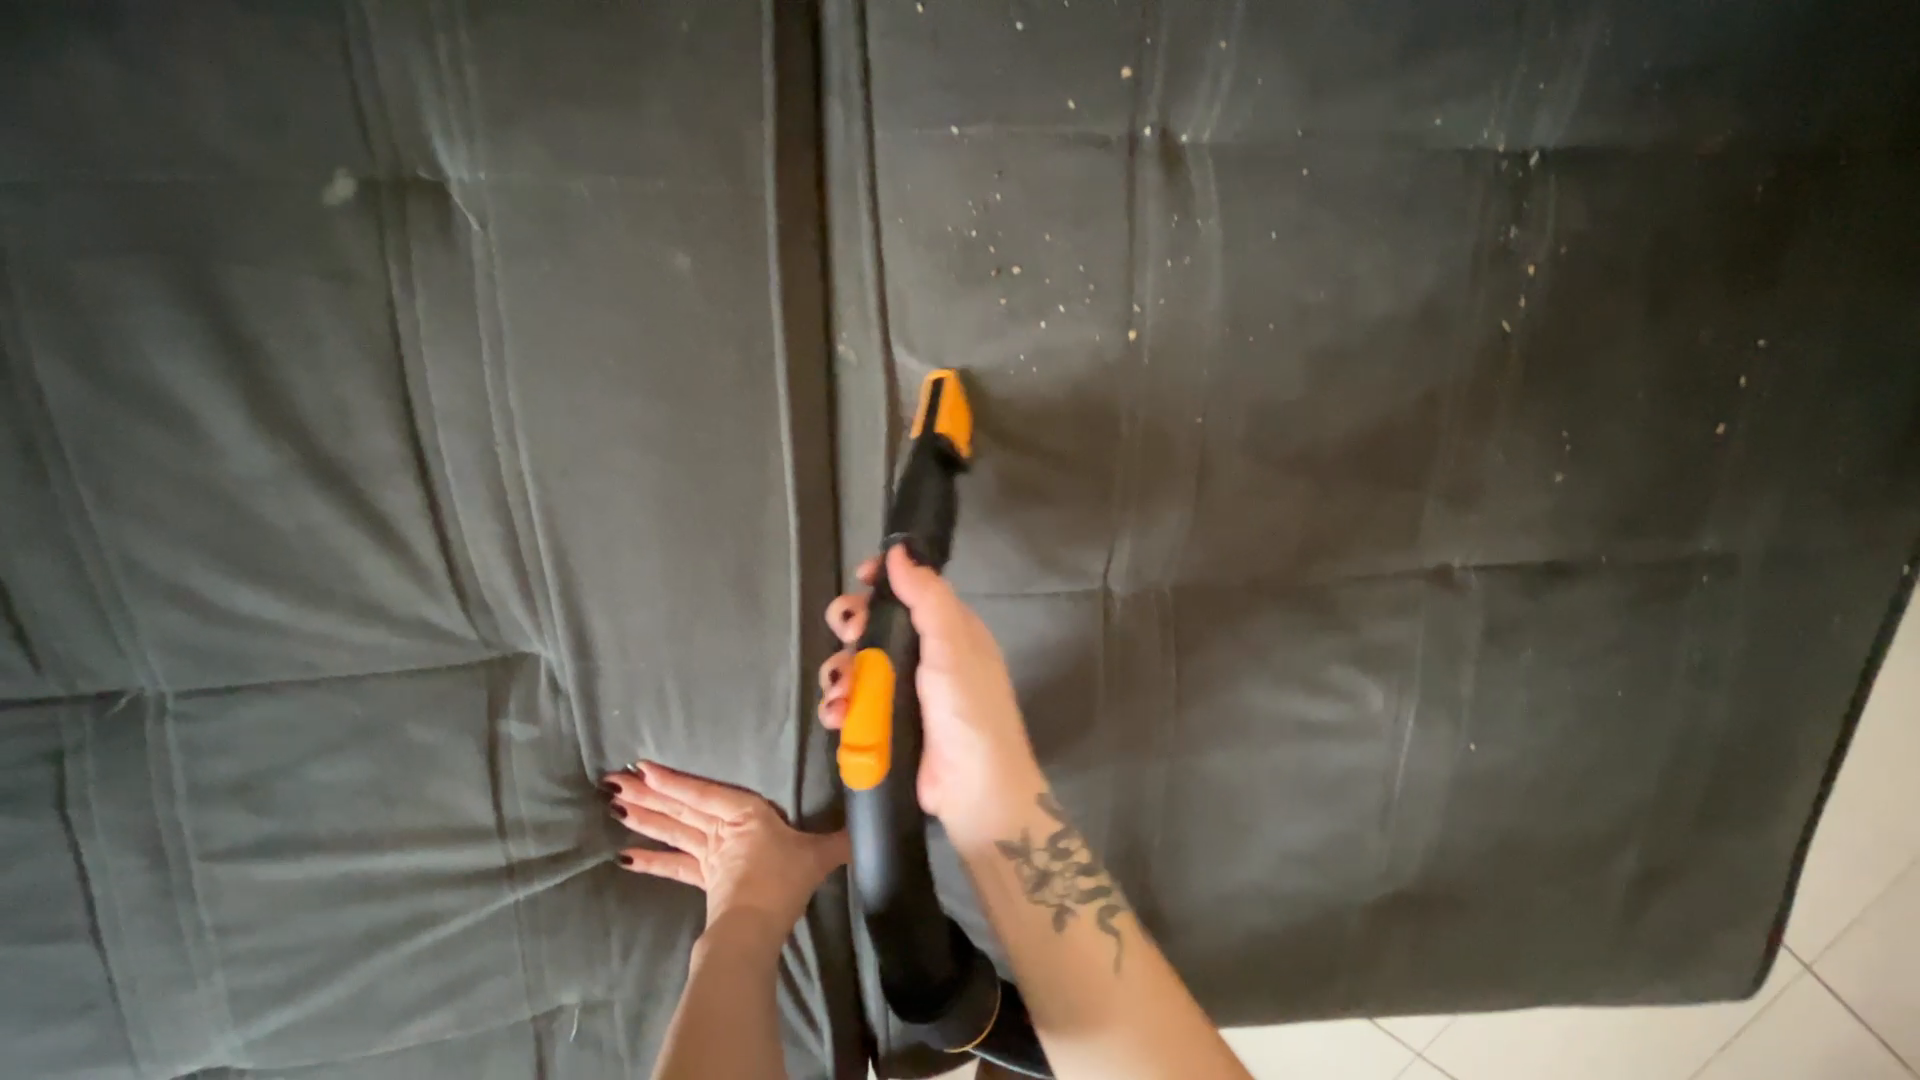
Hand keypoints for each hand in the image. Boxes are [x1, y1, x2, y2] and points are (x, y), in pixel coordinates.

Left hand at [602, 762, 848, 947]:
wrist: (757, 928)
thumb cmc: (784, 882)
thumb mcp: (819, 855)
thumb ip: (839, 841)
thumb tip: (867, 831)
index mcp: (746, 815)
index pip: (705, 793)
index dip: (674, 781)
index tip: (643, 767)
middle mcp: (721, 831)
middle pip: (680, 809)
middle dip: (646, 794)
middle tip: (612, 780)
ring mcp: (709, 857)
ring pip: (672, 832)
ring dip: (643, 818)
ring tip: (614, 804)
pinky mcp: (704, 881)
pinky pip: (674, 867)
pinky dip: (651, 861)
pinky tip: (624, 856)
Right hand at [816, 544, 1044, 840]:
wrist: (973, 790)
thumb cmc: (969, 709)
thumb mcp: (953, 645)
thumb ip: (927, 597)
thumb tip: (900, 551)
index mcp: (949, 631)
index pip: (911, 592)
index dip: (882, 582)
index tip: (860, 578)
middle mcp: (925, 658)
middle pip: (875, 625)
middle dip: (853, 626)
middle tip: (848, 633)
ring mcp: (902, 694)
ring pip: (856, 665)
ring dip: (840, 673)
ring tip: (841, 691)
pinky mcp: (884, 725)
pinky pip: (851, 704)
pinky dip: (839, 707)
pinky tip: (837, 716)